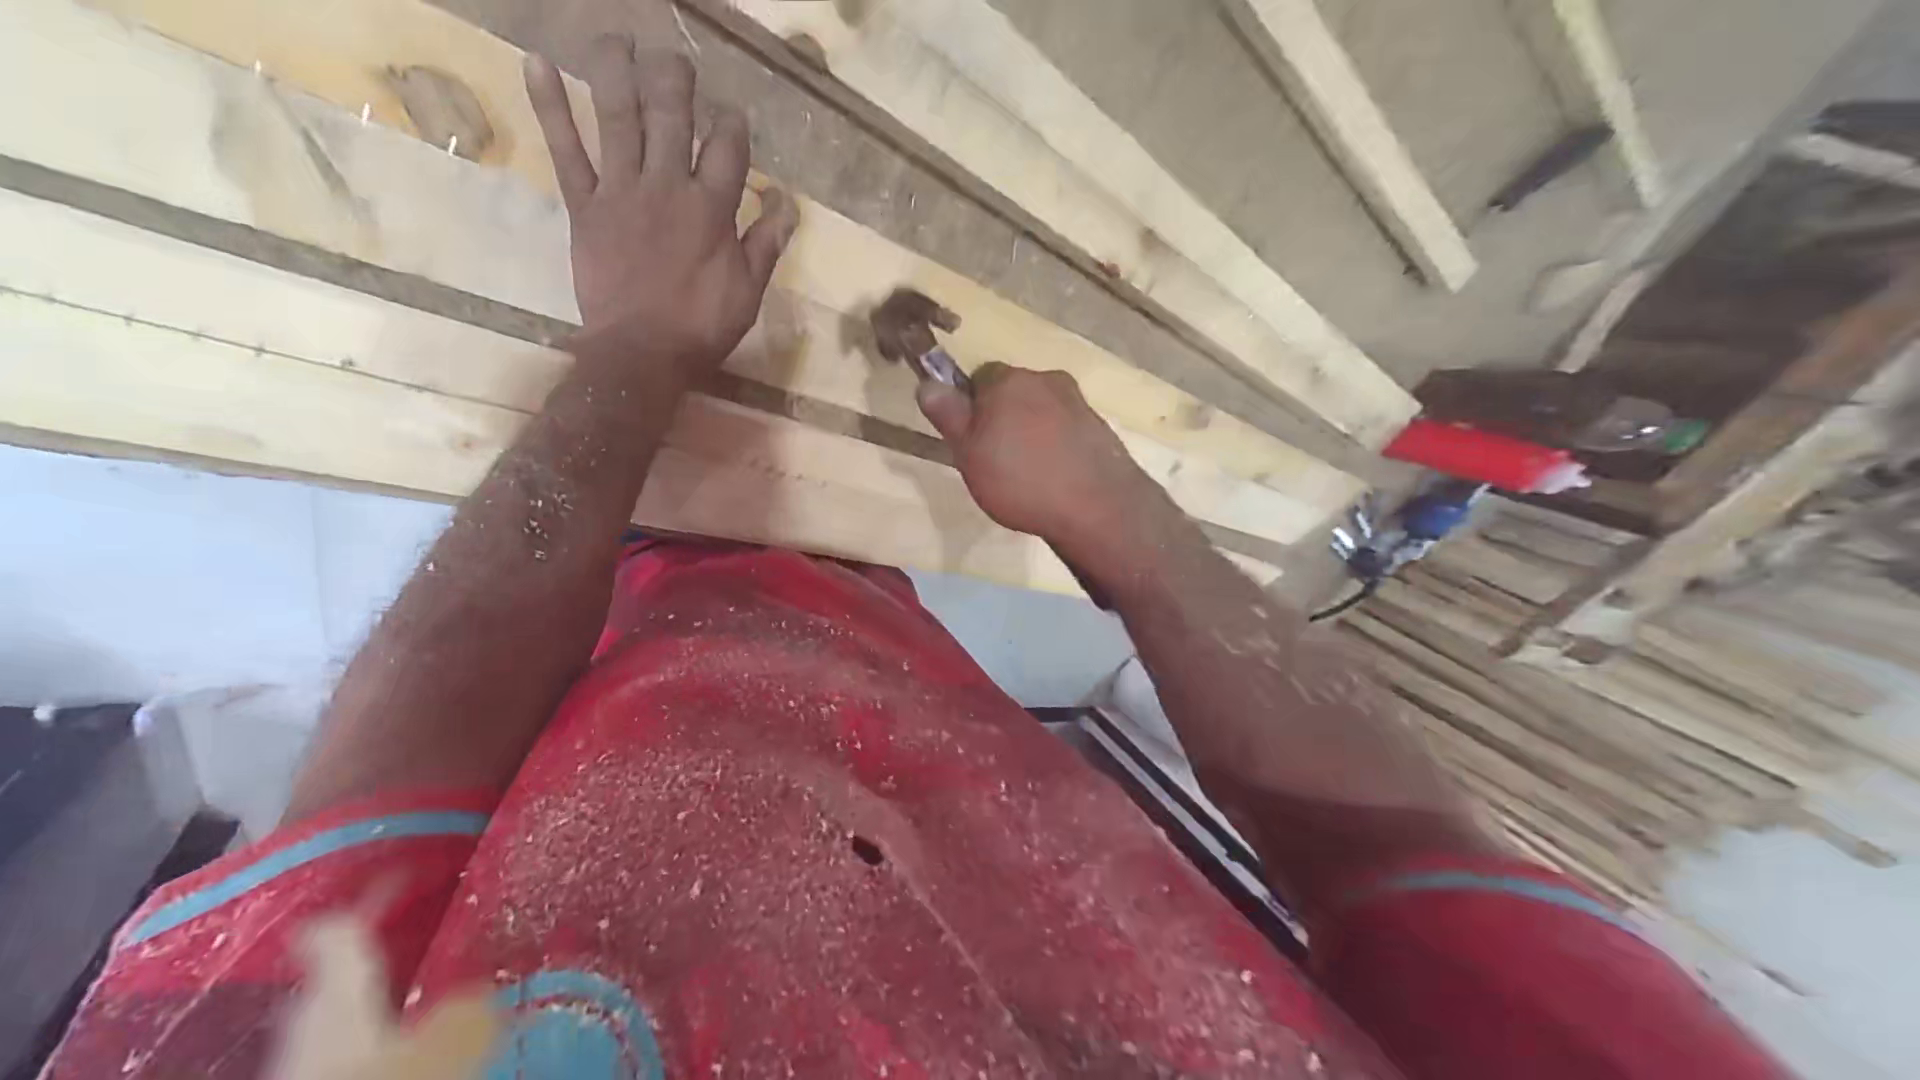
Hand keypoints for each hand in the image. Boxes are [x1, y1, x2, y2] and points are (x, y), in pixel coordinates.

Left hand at [525, 39, 796, 374]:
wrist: (642, 353)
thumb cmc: (702, 328)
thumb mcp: (748, 291)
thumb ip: (765, 243)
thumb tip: (787, 203)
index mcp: (712, 209)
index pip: (727, 145)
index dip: (732, 123)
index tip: (732, 118)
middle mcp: (667, 186)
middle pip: (671, 113)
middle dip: (675, 77)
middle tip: (675, 60)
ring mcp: (621, 191)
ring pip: (618, 116)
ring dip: (616, 69)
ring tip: (618, 38)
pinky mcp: (584, 206)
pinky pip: (566, 150)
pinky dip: (551, 106)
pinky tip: (537, 62)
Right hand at [918, 365, 1171, 558]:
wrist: (1098, 507)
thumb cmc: (1021, 479)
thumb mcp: (969, 452)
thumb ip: (948, 415)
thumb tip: (927, 383)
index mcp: (1009, 380)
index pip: (978, 378)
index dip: (970, 407)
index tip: (971, 440)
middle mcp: (1046, 379)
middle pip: (1012, 392)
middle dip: (1002, 418)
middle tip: (995, 460)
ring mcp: (1078, 403)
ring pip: (1041, 411)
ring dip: (1031, 433)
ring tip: (1028, 476)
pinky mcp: (1100, 428)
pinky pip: (1065, 430)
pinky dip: (1056, 447)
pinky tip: (1055, 479)